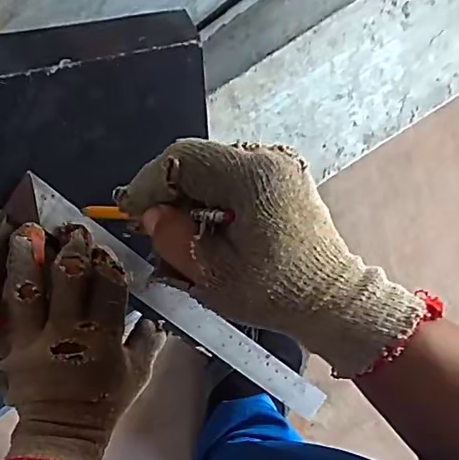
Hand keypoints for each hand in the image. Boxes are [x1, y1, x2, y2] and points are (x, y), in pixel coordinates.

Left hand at [0, 223, 164, 459]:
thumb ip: (147, 341)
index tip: (102, 250)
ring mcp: (33, 340)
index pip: (108, 287)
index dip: (105, 262)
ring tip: (28, 233)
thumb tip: (151, 315)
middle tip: (71, 232)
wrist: (64, 433)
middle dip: (71, 248)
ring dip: (26, 257)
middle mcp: (67, 333)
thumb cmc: (103, 404)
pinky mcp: (8, 350)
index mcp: (104, 337)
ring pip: (26, 290)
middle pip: (68, 279)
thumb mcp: (138, 374)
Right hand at [116, 138, 426, 375]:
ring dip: (186, 201)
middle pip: (194, 162)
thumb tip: (150, 214)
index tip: (130, 214)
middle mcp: (266, 160)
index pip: (180, 159)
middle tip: (151, 231)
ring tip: (179, 240)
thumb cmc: (274, 293)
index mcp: (252, 176)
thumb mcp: (211, 273)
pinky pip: (228, 180)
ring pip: (208, 171)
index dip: (147, 185)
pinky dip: (208, 203)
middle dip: (166, 195)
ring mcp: (276, 167)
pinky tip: (205, 234)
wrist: (328, 301)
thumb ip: (172, 236)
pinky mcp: (278, 181)